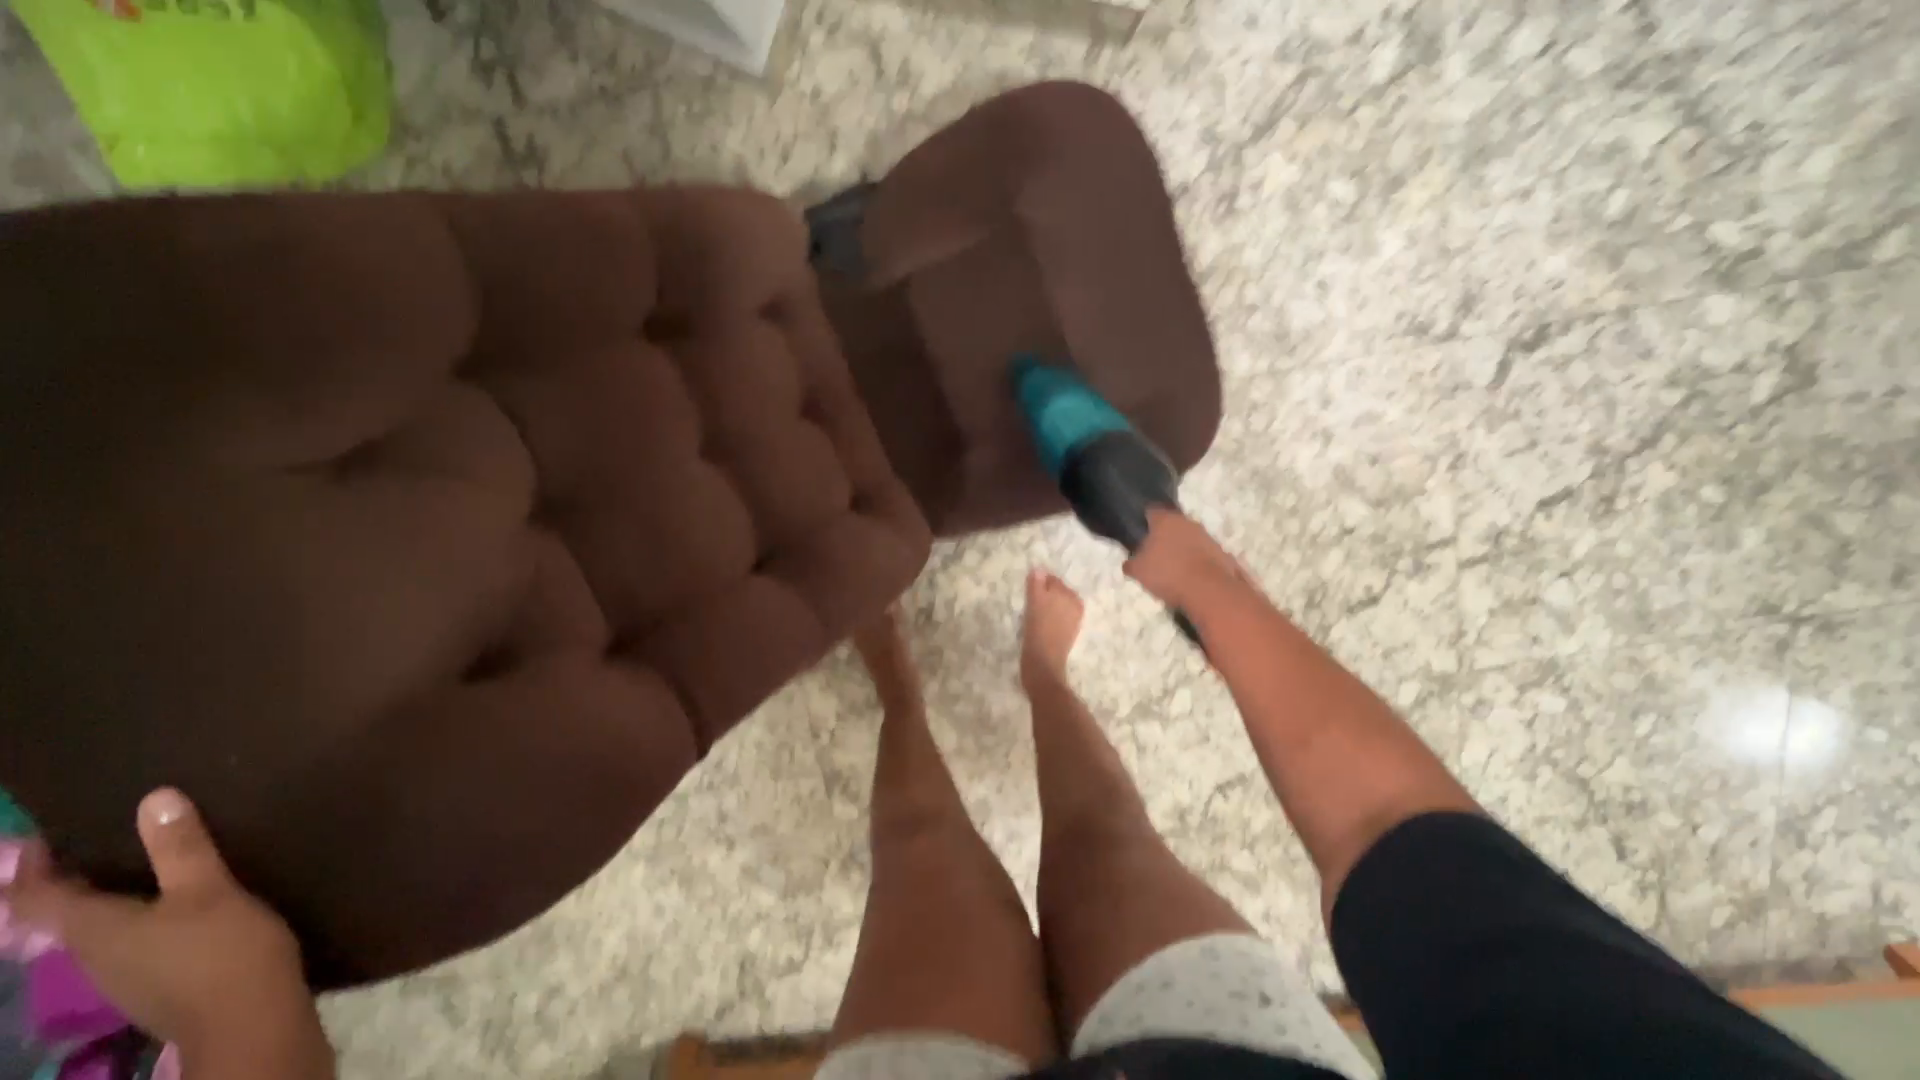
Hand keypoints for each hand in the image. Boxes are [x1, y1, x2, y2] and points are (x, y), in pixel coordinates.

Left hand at [5, 789, 324, 1068]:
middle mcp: (96, 956)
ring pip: (104, 933)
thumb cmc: (223, 952)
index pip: (37, 898)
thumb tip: (154, 797)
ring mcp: (126, 978)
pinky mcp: (158, 988)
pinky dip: (146, 921)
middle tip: (111, 840)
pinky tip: (185, 910)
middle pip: (68, 916)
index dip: (32, 867)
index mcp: (96, 930)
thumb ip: (181, 848)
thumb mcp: (210, 890)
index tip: (45, 836)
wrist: (251, 1024)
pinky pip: (136, 947)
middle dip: (81, 879)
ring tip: (153, 868)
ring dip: (116, 901)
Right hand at [1123, 507, 1253, 609]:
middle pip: (1173, 524)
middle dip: (1165, 535)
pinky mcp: (1221, 551)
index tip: (1139, 531)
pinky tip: (1191, 576)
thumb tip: (1129, 562)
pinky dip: (1197, 560)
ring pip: (1190, 537)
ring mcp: (1207, 536)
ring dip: (1183, 547)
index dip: (1144, 520)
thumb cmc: (1167, 573)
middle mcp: (1187, 521)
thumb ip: (1131, 563)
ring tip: (1174, 567)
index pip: (1151, 511)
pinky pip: (1203, 552)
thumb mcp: (1139, 571)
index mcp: (1165, 519)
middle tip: (1155, 552)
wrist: (1209, 590)